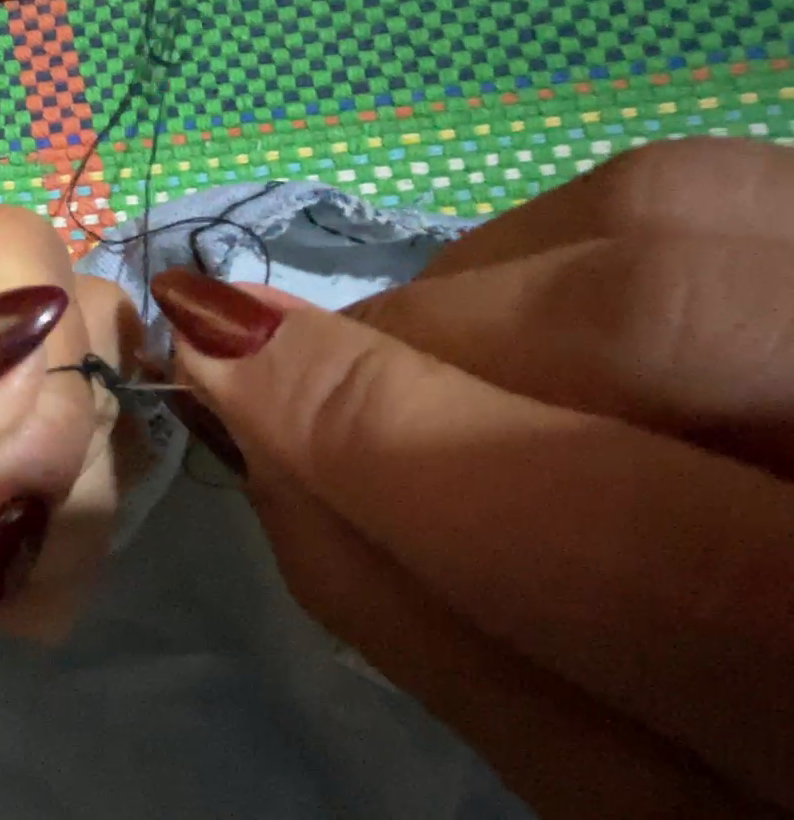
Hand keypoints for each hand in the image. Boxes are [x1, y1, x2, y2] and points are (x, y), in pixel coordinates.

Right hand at [153, 139, 793, 818]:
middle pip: (644, 309)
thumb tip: (248, 419)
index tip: (203, 349)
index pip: (593, 523)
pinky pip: (699, 182)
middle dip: (412, 340)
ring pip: (671, 202)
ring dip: (479, 282)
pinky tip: (564, 332)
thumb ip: (402, 609)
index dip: (360, 420)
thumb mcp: (590, 776)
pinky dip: (561, 240)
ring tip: (463, 369)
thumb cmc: (750, 774)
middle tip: (329, 385)